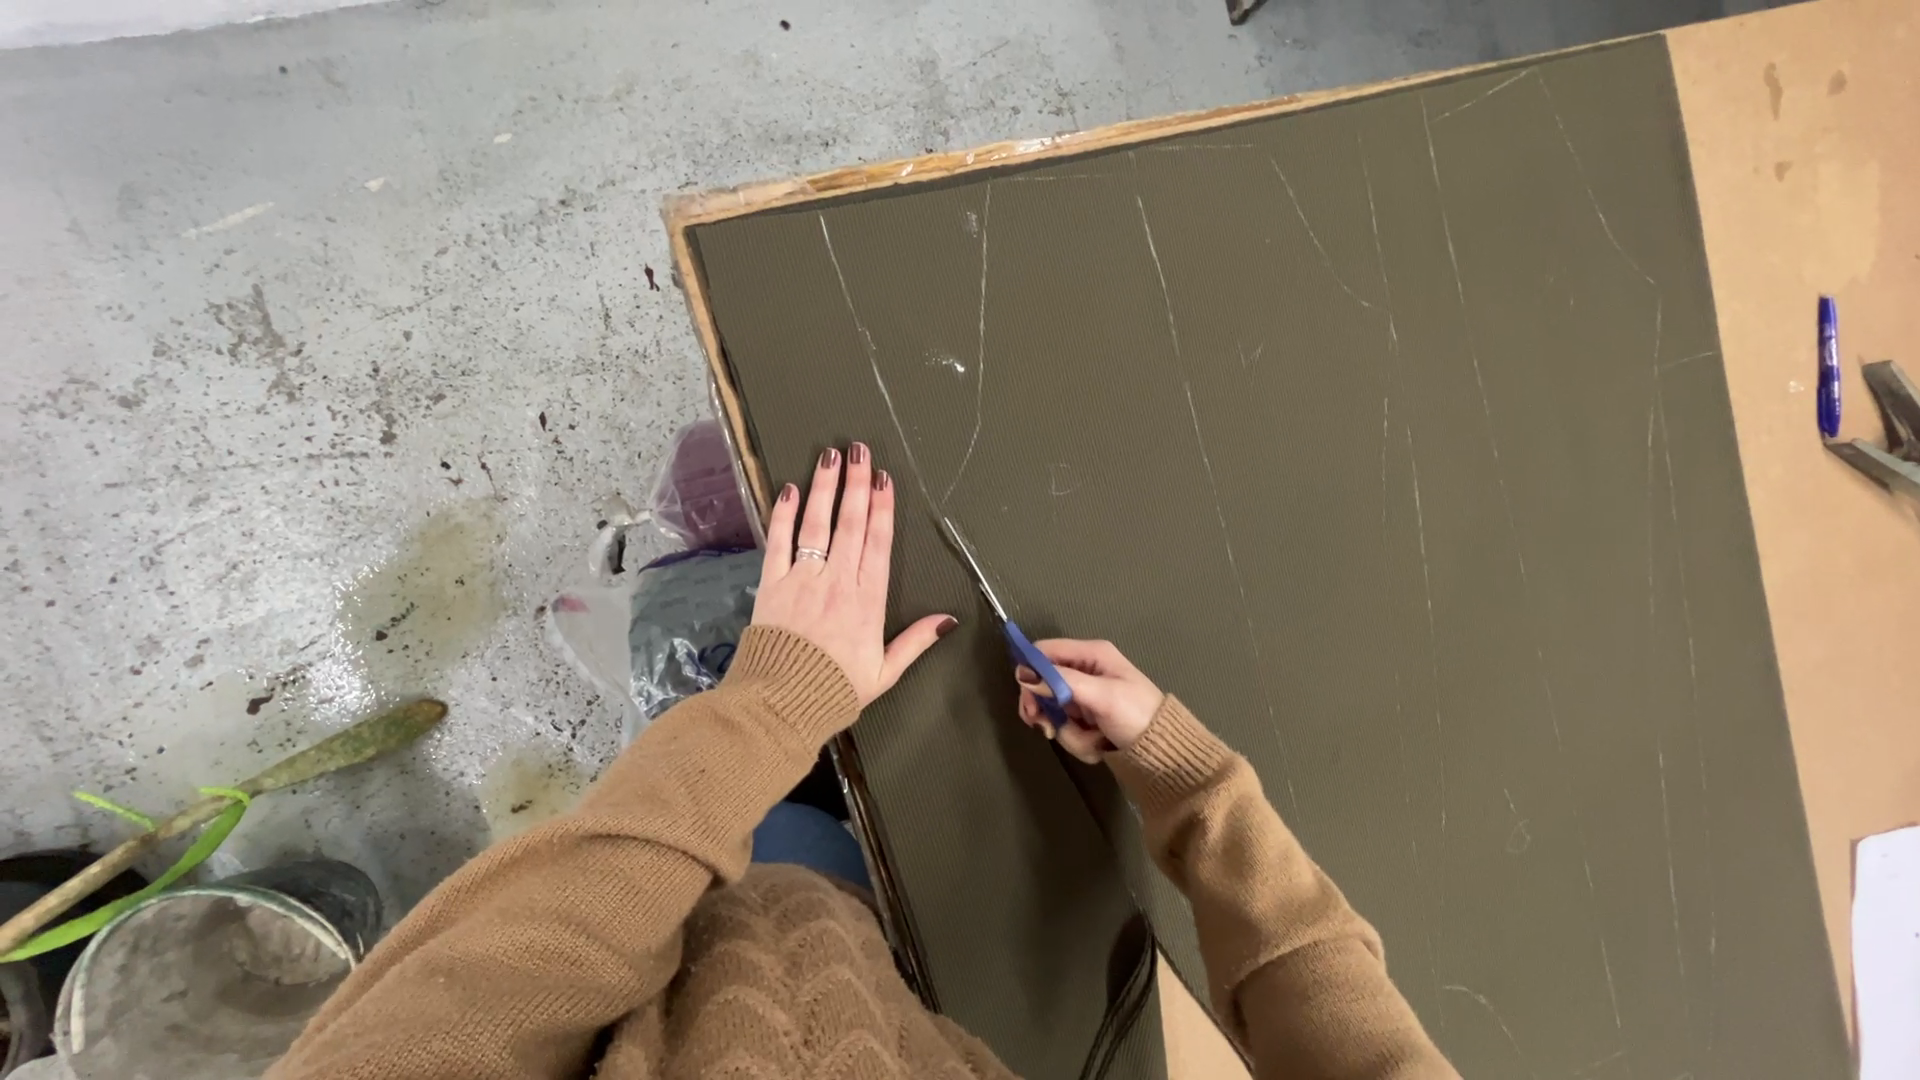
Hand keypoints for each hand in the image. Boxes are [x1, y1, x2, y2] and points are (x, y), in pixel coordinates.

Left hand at [753, 443, 956, 709]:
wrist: (781, 704)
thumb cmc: (836, 689)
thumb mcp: (885, 672)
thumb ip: (916, 642)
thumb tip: (948, 620)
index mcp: (867, 600)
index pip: (877, 543)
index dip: (881, 508)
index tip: (883, 478)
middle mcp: (836, 581)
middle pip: (849, 523)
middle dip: (855, 483)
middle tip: (858, 449)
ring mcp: (801, 579)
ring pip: (816, 524)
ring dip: (824, 487)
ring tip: (829, 455)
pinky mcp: (771, 584)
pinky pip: (778, 542)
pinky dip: (784, 514)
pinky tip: (790, 489)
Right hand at [1015, 639, 1165, 763]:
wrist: (1165, 754)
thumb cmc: (1138, 717)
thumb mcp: (1102, 696)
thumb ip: (1063, 683)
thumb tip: (1023, 674)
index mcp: (1091, 654)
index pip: (1045, 651)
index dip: (1030, 671)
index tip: (1029, 699)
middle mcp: (1085, 670)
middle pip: (1042, 682)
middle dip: (1045, 709)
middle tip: (1045, 728)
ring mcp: (1084, 695)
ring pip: (1053, 710)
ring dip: (1067, 730)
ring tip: (1090, 740)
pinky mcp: (1086, 717)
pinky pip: (1066, 726)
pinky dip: (1077, 740)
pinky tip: (1096, 745)